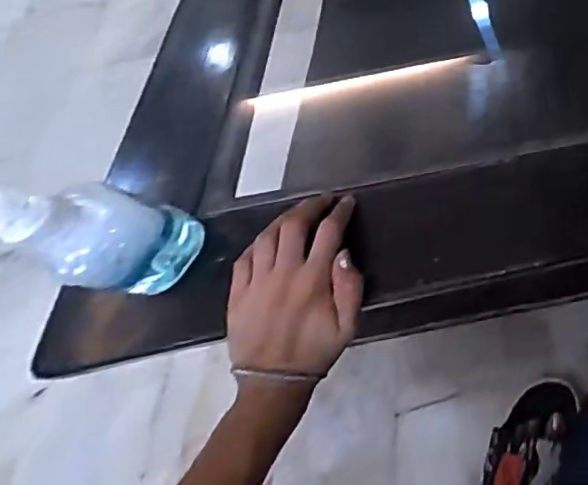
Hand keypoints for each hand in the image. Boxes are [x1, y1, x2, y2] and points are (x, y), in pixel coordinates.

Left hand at [227, 194, 362, 382]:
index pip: (328, 231)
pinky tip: (268, 240)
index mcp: (312, 280)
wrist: (271, 386)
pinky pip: (245, 256)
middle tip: (322, 200)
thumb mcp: (347, 327)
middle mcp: (283, 273)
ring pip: (267, 235)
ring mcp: (256, 282)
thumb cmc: (314, 353)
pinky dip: (258, 242)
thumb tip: (344, 251)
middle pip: (294, 224)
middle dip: (311, 205)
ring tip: (296, 215)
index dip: (340, 212)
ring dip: (284, 219)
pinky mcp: (237, 293)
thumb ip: (350, 287)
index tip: (347, 202)